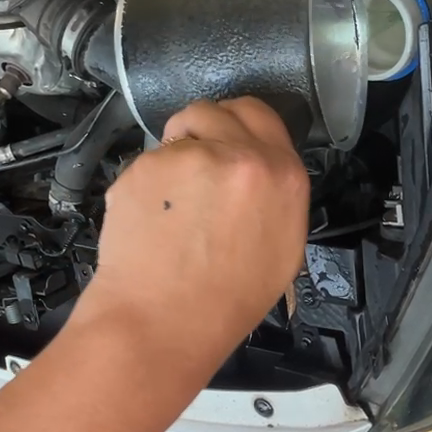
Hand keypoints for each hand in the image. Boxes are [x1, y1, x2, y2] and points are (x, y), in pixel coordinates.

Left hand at [76, 97, 308, 368]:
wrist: (165, 321)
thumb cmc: (225, 300)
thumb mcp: (284, 248)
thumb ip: (276, 194)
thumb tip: (259, 170)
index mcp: (284, 176)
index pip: (262, 115)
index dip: (242, 126)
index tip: (230, 140)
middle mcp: (242, 157)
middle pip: (217, 110)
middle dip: (205, 128)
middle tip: (196, 164)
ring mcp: (191, 157)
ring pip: (178, 132)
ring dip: (175, 154)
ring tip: (174, 203)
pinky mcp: (147, 166)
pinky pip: (147, 160)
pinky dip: (147, 182)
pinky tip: (152, 219)